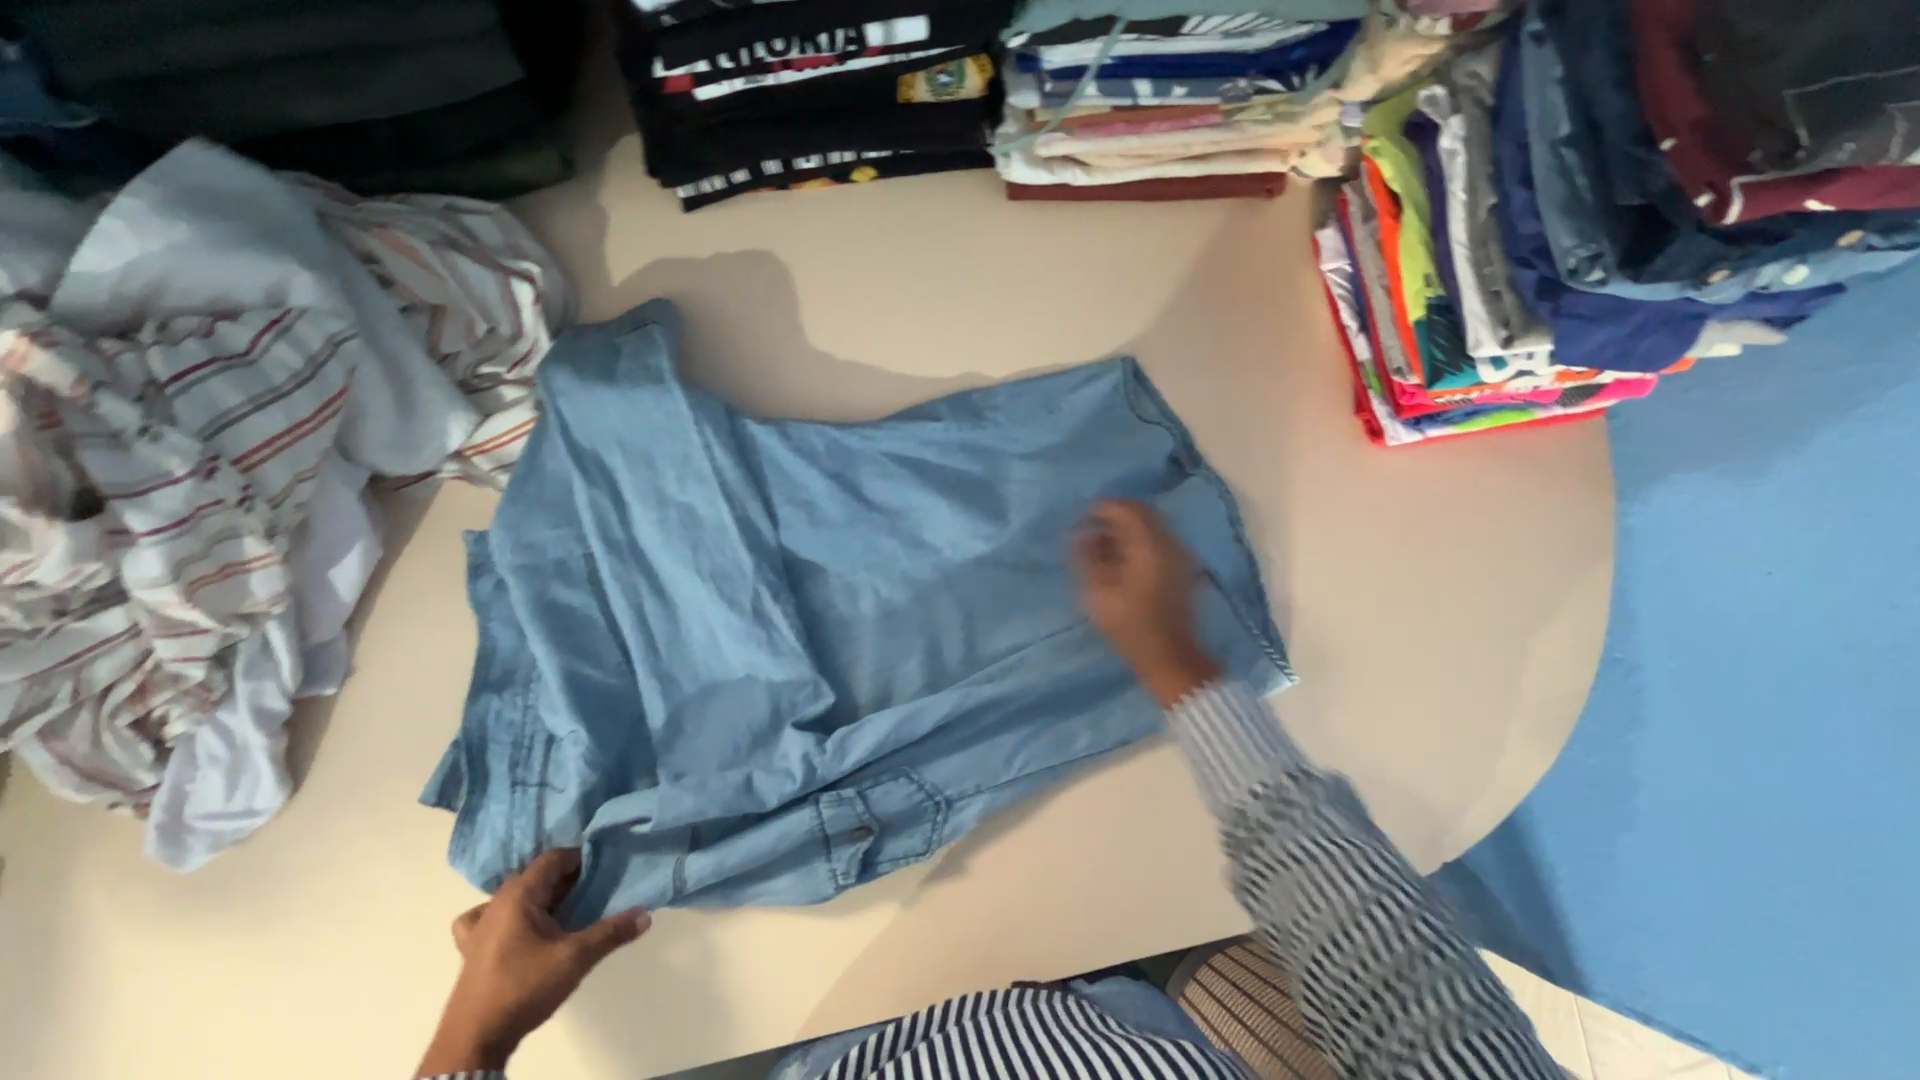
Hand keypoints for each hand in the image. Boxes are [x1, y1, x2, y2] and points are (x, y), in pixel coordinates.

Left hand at [416, 849, 650, 1076]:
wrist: (474, 1039)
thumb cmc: (524, 988)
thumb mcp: (575, 959)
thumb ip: (611, 933)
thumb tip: (645, 914)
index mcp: (518, 896)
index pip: (552, 858)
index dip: (580, 857)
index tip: (604, 867)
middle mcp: (495, 903)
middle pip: (535, 876)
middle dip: (566, 878)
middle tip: (595, 890)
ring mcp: (479, 927)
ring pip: (515, 896)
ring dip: (541, 897)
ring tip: (566, 910)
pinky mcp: (471, 949)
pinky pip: (490, 918)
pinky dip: (508, 915)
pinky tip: (517, 928)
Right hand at [1073, 498, 1219, 705]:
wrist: (1169, 656)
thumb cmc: (1129, 624)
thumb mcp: (1097, 591)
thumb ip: (1086, 556)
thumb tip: (1079, 534)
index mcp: (1150, 544)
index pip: (1127, 509)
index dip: (1102, 508)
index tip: (1082, 519)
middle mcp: (1170, 542)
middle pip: (1142, 514)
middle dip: (1115, 517)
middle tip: (1091, 531)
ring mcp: (1180, 555)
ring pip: (1152, 527)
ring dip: (1127, 530)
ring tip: (1102, 548)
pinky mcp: (1182, 569)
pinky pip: (1159, 543)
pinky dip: (1139, 543)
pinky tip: (1122, 562)